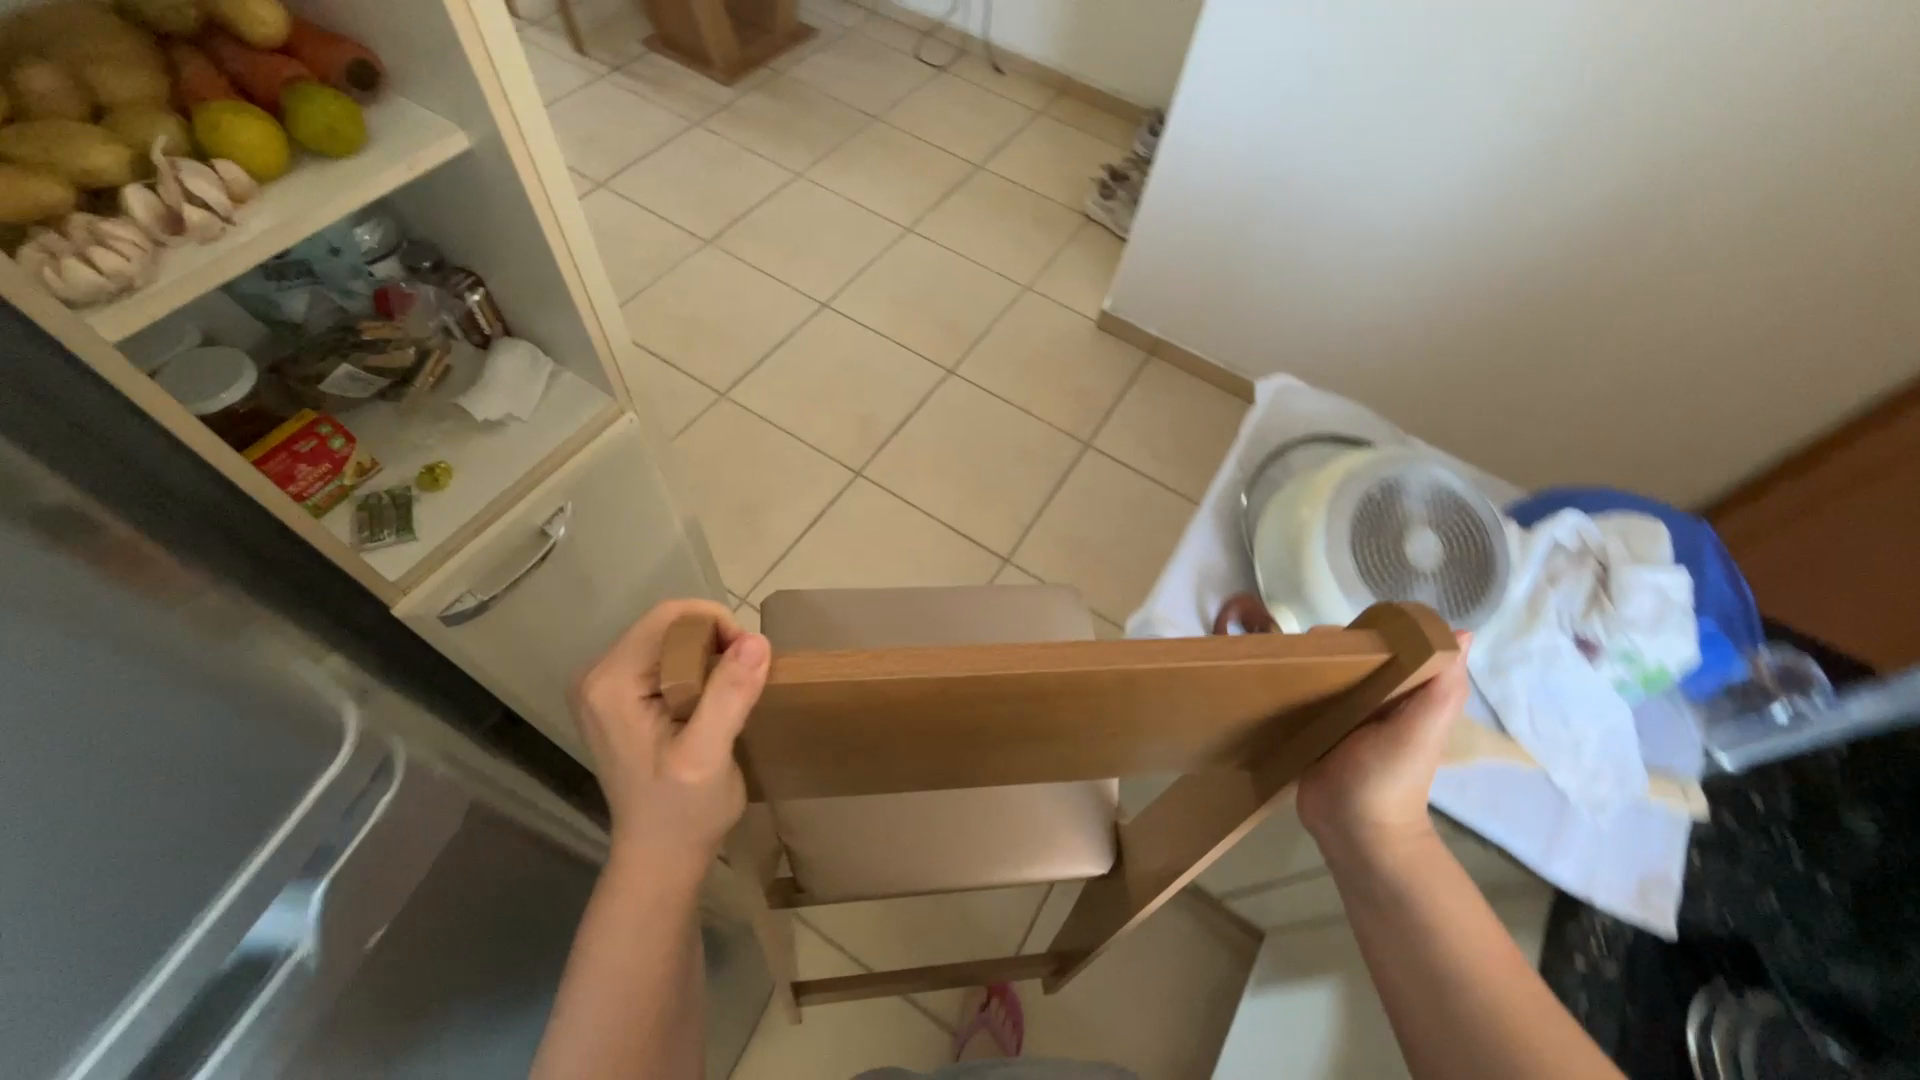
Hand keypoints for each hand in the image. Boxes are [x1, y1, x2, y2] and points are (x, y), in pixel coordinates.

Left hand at [569, 599, 770, 874]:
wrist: (659, 855)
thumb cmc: (683, 812)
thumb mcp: (709, 755)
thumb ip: (728, 695)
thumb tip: (756, 639)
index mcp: (611, 683)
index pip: (669, 618)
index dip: (717, 625)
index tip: (749, 661)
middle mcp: (597, 675)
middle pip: (666, 625)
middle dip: (713, 641)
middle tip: (743, 681)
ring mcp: (604, 687)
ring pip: (668, 639)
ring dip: (706, 656)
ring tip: (728, 695)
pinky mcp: (617, 698)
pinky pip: (662, 659)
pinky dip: (694, 669)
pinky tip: (708, 702)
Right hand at [1296, 632, 1470, 860]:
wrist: (1354, 831)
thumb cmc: (1391, 779)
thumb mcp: (1422, 730)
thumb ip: (1442, 687)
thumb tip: (1464, 633)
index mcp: (1404, 695)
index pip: (1387, 648)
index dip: (1368, 632)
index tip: (1341, 631)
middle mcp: (1372, 700)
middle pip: (1348, 658)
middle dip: (1326, 647)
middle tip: (1302, 651)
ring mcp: (1338, 715)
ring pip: (1320, 674)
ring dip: (1302, 663)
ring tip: (1280, 662)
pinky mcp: (1310, 729)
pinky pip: (1299, 698)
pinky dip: (1286, 686)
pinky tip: (1268, 679)